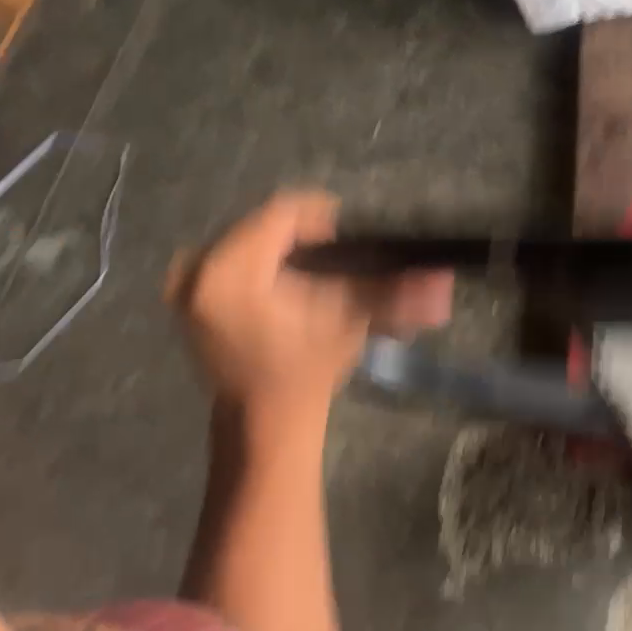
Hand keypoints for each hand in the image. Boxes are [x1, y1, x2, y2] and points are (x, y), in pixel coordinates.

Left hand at [169, 190, 453, 414]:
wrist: (264, 418)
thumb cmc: (308, 368)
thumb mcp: (353, 320)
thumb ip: (397, 294)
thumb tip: (446, 280)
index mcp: (232, 272)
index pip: (282, 212)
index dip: (320, 218)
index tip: (346, 240)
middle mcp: (198, 269)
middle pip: (264, 221)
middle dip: (303, 233)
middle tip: (333, 257)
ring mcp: (185, 281)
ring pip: (248, 234)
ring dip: (283, 244)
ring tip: (312, 272)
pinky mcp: (185, 292)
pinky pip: (232, 251)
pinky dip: (262, 257)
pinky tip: (285, 282)